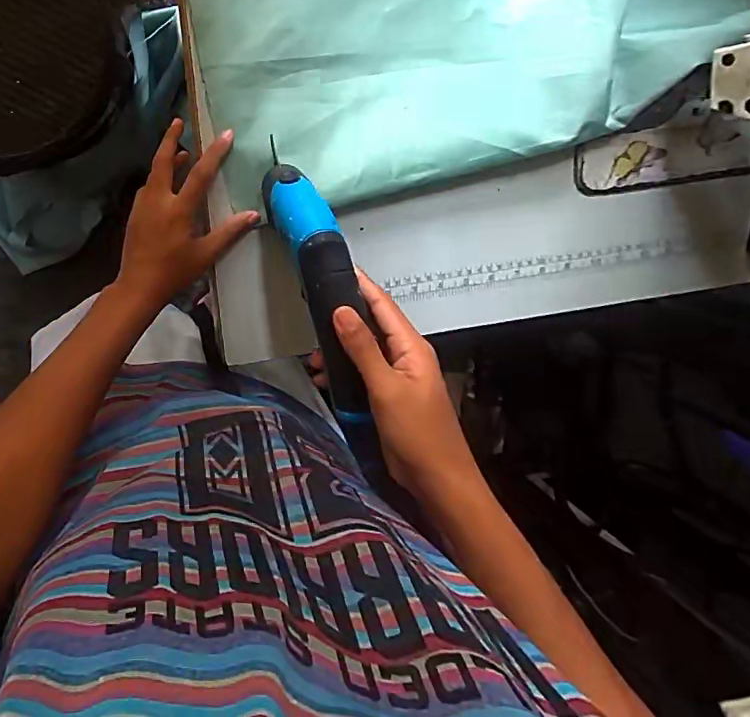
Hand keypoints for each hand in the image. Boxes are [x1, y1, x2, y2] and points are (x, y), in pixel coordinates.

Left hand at [114, 119, 258, 306]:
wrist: (137, 286)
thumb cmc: (174, 271)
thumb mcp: (206, 254)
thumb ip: (229, 232)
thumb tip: (253, 214)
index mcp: (178, 209)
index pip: (200, 174)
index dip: (214, 153)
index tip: (225, 134)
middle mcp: (158, 200)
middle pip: (163, 161)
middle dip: (170, 139)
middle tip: (177, 121)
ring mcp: (143, 206)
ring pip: (154, 174)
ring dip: (167, 160)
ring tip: (182, 154)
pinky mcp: (135, 214)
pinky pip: (149, 188)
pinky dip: (160, 178)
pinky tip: (168, 185)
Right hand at [307, 270, 478, 498]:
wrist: (438, 481)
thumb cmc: (418, 433)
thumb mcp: (386, 388)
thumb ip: (362, 348)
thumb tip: (341, 310)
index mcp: (411, 346)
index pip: (383, 305)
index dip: (361, 285)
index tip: (337, 268)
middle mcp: (405, 355)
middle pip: (371, 324)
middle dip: (342, 318)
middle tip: (311, 310)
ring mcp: (397, 375)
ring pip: (363, 349)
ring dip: (339, 349)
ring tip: (312, 356)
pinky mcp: (388, 394)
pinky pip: (362, 371)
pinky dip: (343, 371)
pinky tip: (324, 378)